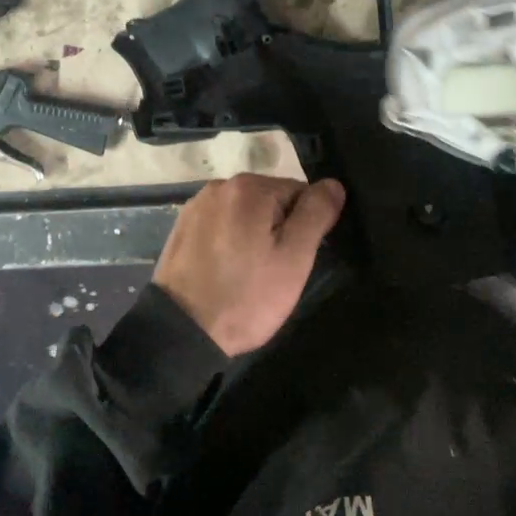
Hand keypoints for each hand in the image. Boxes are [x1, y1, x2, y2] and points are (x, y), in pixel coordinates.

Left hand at [152, 174, 345, 355]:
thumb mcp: (293, 259)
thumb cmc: (245, 296)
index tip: (296, 259)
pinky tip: (226, 271)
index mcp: (249, 186)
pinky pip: (221, 226)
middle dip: (279, 230)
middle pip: (270, 201)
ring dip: (253, 235)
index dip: (305, 226)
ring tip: (248, 274)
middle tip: (274, 271)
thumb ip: (316, 214)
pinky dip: (229, 242)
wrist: (181, 332)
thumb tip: (333, 184)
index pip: (299, 192)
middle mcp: (221, 184)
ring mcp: (197, 205)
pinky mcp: (182, 226)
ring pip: (245, 214)